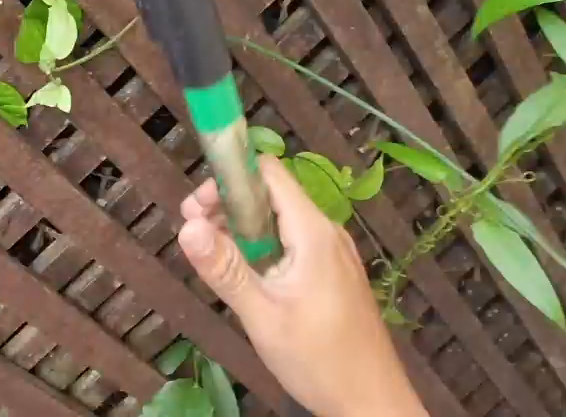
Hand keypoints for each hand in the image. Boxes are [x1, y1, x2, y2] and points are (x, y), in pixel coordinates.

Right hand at [176, 157, 426, 416]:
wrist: (378, 410)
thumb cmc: (321, 362)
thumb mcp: (263, 318)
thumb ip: (225, 270)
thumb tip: (186, 226)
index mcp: (312, 231)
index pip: (267, 171)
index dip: (228, 177)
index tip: (197, 206)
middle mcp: (326, 231)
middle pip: (270, 193)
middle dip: (227, 205)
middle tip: (195, 231)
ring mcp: (333, 251)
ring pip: (279, 217)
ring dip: (242, 226)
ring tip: (214, 255)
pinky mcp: (334, 271)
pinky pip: (291, 240)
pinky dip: (262, 244)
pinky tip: (245, 274)